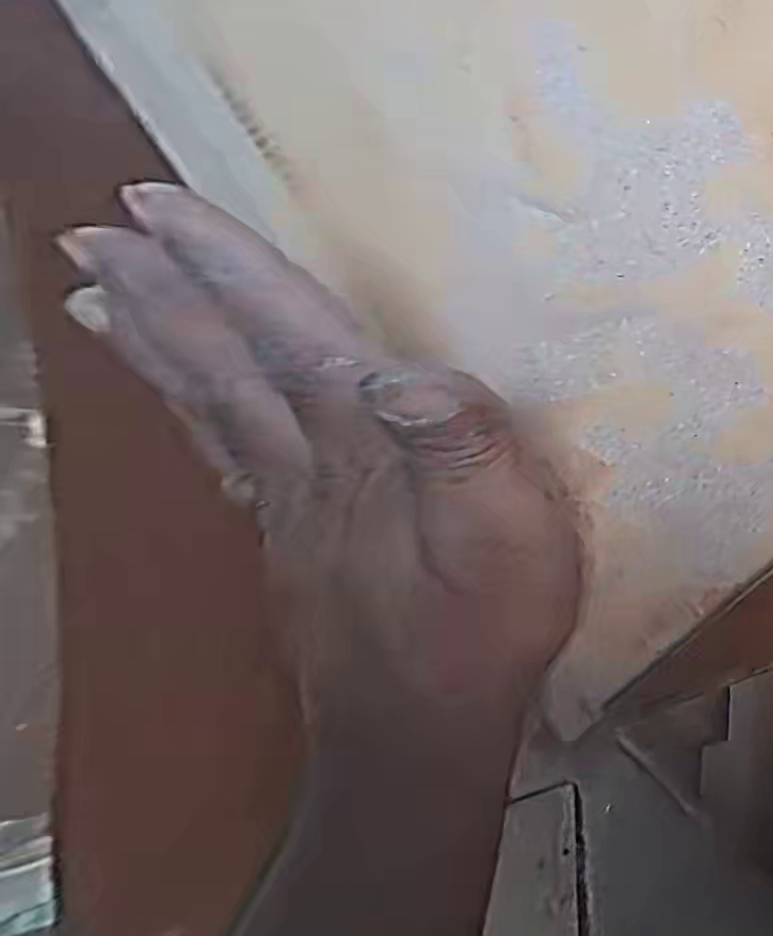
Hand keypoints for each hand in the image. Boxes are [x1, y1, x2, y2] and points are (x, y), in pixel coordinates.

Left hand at [58, 184, 582, 747]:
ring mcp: (296, 516)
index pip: (299, 350)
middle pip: (234, 373)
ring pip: (219, 415)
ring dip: (164, 349)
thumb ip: (466, 451)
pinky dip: (199, 423)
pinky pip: (237, 468)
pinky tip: (194, 414)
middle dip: (174, 296)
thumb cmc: (492, 618)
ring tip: (99, 296)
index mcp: (369, 455)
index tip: (170, 211)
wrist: (426, 724)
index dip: (242, 278)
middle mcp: (314, 472)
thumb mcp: (510, 531)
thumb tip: (401, 376)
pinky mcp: (299, 554)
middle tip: (103, 231)